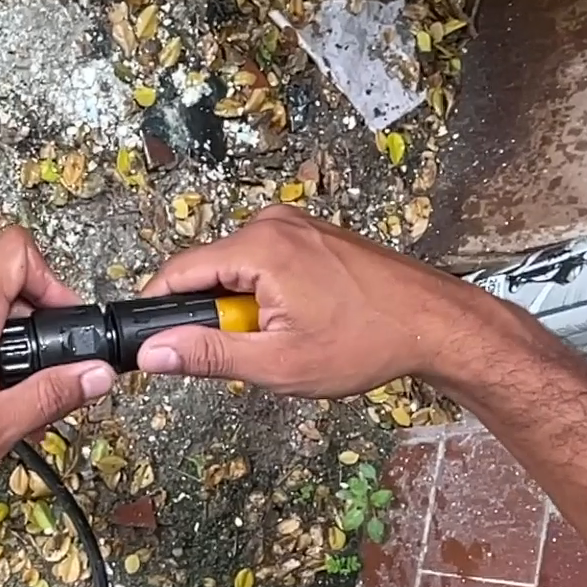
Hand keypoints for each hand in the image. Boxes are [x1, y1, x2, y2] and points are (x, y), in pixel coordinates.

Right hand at [136, 206, 493, 398]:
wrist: (435, 324)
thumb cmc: (367, 342)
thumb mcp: (277, 363)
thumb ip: (207, 355)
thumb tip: (153, 352)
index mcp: (260, 247)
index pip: (178, 273)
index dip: (157, 310)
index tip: (151, 342)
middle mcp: (273, 224)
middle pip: (206, 272)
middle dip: (210, 315)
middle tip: (247, 349)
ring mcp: (294, 226)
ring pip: (233, 272)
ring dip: (239, 309)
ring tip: (279, 336)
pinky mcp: (308, 236)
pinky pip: (260, 265)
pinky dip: (262, 297)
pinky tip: (295, 320)